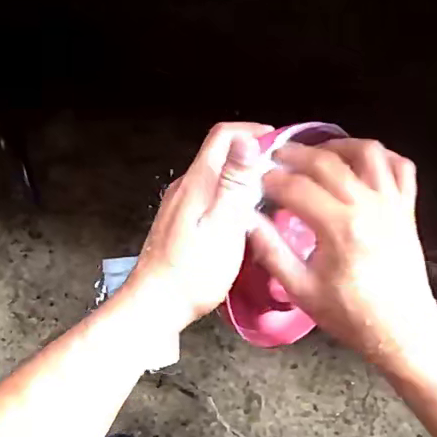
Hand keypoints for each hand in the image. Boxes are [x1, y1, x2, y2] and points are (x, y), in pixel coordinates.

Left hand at [119, 122, 272, 329]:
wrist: (155, 305)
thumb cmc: (194, 272)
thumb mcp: (224, 225)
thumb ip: (235, 182)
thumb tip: (247, 140)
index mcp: (196, 182)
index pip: (222, 135)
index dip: (252, 132)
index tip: (279, 146)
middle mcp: (183, 187)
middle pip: (218, 154)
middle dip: (251, 155)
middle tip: (280, 173)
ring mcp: (178, 204)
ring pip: (213, 176)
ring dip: (241, 177)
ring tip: (269, 196)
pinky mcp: (177, 222)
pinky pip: (207, 196)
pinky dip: (228, 196)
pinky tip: (243, 219)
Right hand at [249, 138, 436, 367]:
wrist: (402, 330)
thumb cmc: (349, 314)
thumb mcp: (301, 289)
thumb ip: (271, 251)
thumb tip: (247, 220)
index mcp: (339, 228)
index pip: (296, 188)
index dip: (271, 180)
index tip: (255, 182)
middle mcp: (368, 206)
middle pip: (327, 161)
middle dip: (295, 154)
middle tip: (275, 158)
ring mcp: (392, 203)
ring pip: (367, 152)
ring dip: (338, 145)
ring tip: (317, 153)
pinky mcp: (408, 208)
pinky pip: (399, 167)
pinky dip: (380, 157)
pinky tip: (359, 163)